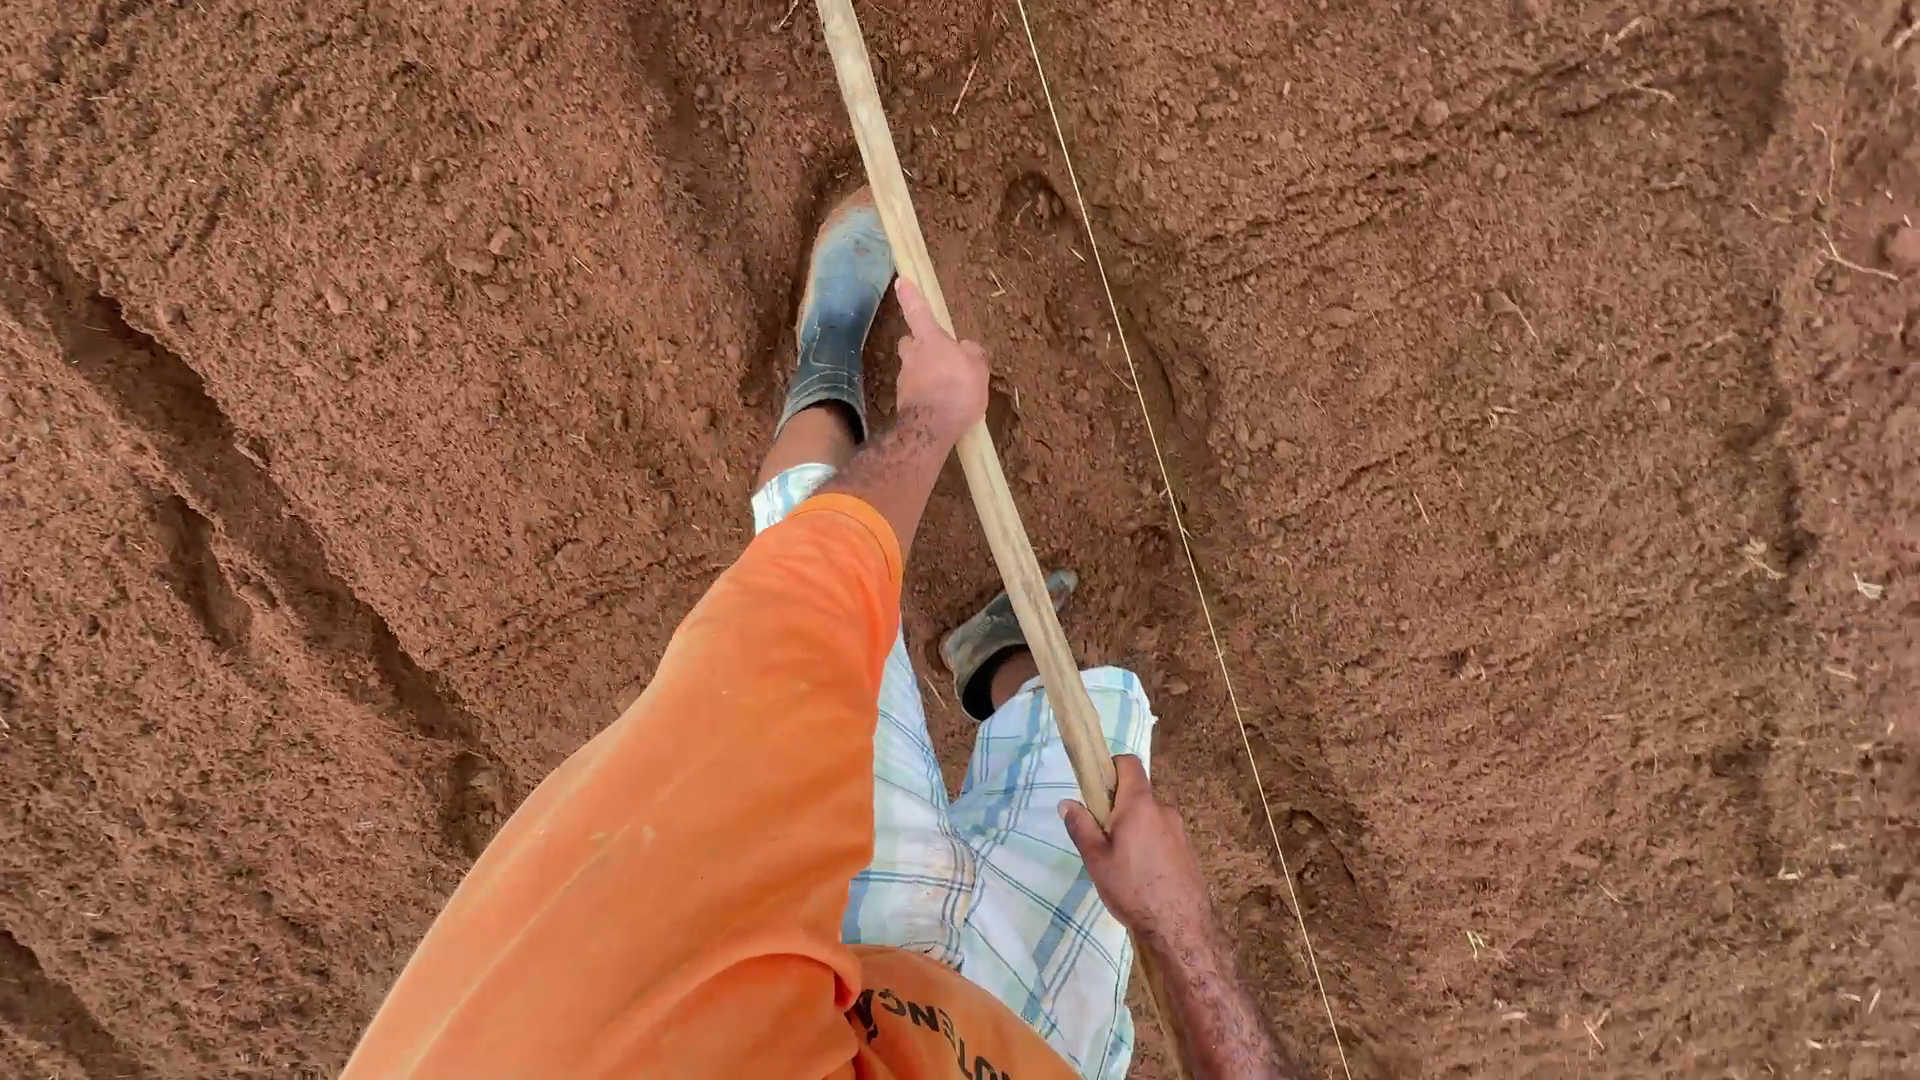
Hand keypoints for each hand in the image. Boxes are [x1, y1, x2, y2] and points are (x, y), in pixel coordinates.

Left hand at [894, 279, 988, 442]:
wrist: (932, 427)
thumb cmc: (958, 390)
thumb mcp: (978, 368)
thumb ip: (972, 354)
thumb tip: (966, 349)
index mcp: (930, 341)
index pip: (918, 311)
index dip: (911, 296)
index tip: (901, 281)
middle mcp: (912, 357)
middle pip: (909, 344)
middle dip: (918, 346)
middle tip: (936, 356)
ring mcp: (905, 381)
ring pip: (913, 370)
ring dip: (925, 376)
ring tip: (947, 391)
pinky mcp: (904, 403)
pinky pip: (916, 394)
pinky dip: (925, 397)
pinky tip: (941, 408)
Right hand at [1060, 755, 1214, 949]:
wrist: (1181, 929)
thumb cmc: (1132, 887)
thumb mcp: (1096, 858)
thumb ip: (1080, 826)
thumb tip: (1067, 803)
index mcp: (1139, 803)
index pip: (1129, 763)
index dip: (1110, 766)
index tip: (1095, 788)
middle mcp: (1163, 809)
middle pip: (1136, 793)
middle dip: (1117, 807)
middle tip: (1102, 837)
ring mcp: (1179, 830)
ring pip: (1149, 817)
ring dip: (1134, 828)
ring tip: (1121, 863)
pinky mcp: (1188, 851)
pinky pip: (1162, 835)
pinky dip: (1149, 844)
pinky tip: (1141, 875)